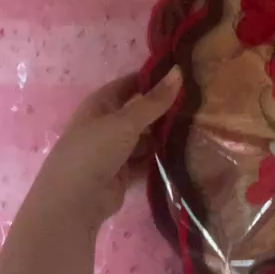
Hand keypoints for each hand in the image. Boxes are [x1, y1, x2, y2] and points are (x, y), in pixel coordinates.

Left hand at [18, 67, 182, 237]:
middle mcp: (107, 123)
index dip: (154, 77)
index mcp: (101, 104)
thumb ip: (154, 101)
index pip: (131, 83)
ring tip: (200, 124)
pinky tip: (188, 150)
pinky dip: (163, 155)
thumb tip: (179, 71)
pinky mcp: (125, 171)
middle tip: (199, 101)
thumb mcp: (125, 122)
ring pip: (147, 136)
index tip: (185, 73)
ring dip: (166, 133)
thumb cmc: (94, 151)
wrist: (74, 202)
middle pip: (141, 110)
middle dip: (165, 108)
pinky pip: (148, 158)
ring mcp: (115, 148)